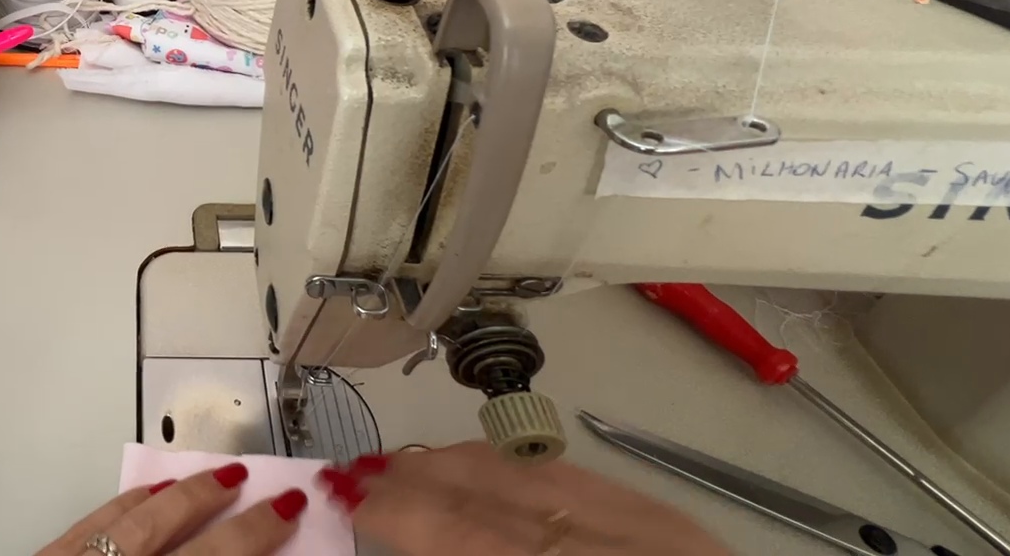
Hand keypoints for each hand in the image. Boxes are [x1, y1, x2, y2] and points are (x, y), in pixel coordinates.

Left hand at [36, 465, 308, 555]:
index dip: (256, 542)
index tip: (286, 517)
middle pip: (189, 543)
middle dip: (239, 521)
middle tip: (276, 498)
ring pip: (143, 518)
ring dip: (188, 495)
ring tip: (223, 476)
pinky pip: (99, 518)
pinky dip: (132, 501)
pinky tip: (152, 492)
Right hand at [319, 444, 733, 554]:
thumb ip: (461, 554)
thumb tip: (401, 539)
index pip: (465, 531)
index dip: (397, 508)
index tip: (344, 492)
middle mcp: (613, 543)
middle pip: (487, 490)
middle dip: (411, 477)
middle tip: (353, 475)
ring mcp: (648, 527)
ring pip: (522, 470)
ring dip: (448, 464)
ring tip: (396, 468)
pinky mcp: (665, 518)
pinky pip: (561, 472)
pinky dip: (502, 465)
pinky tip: (469, 465)